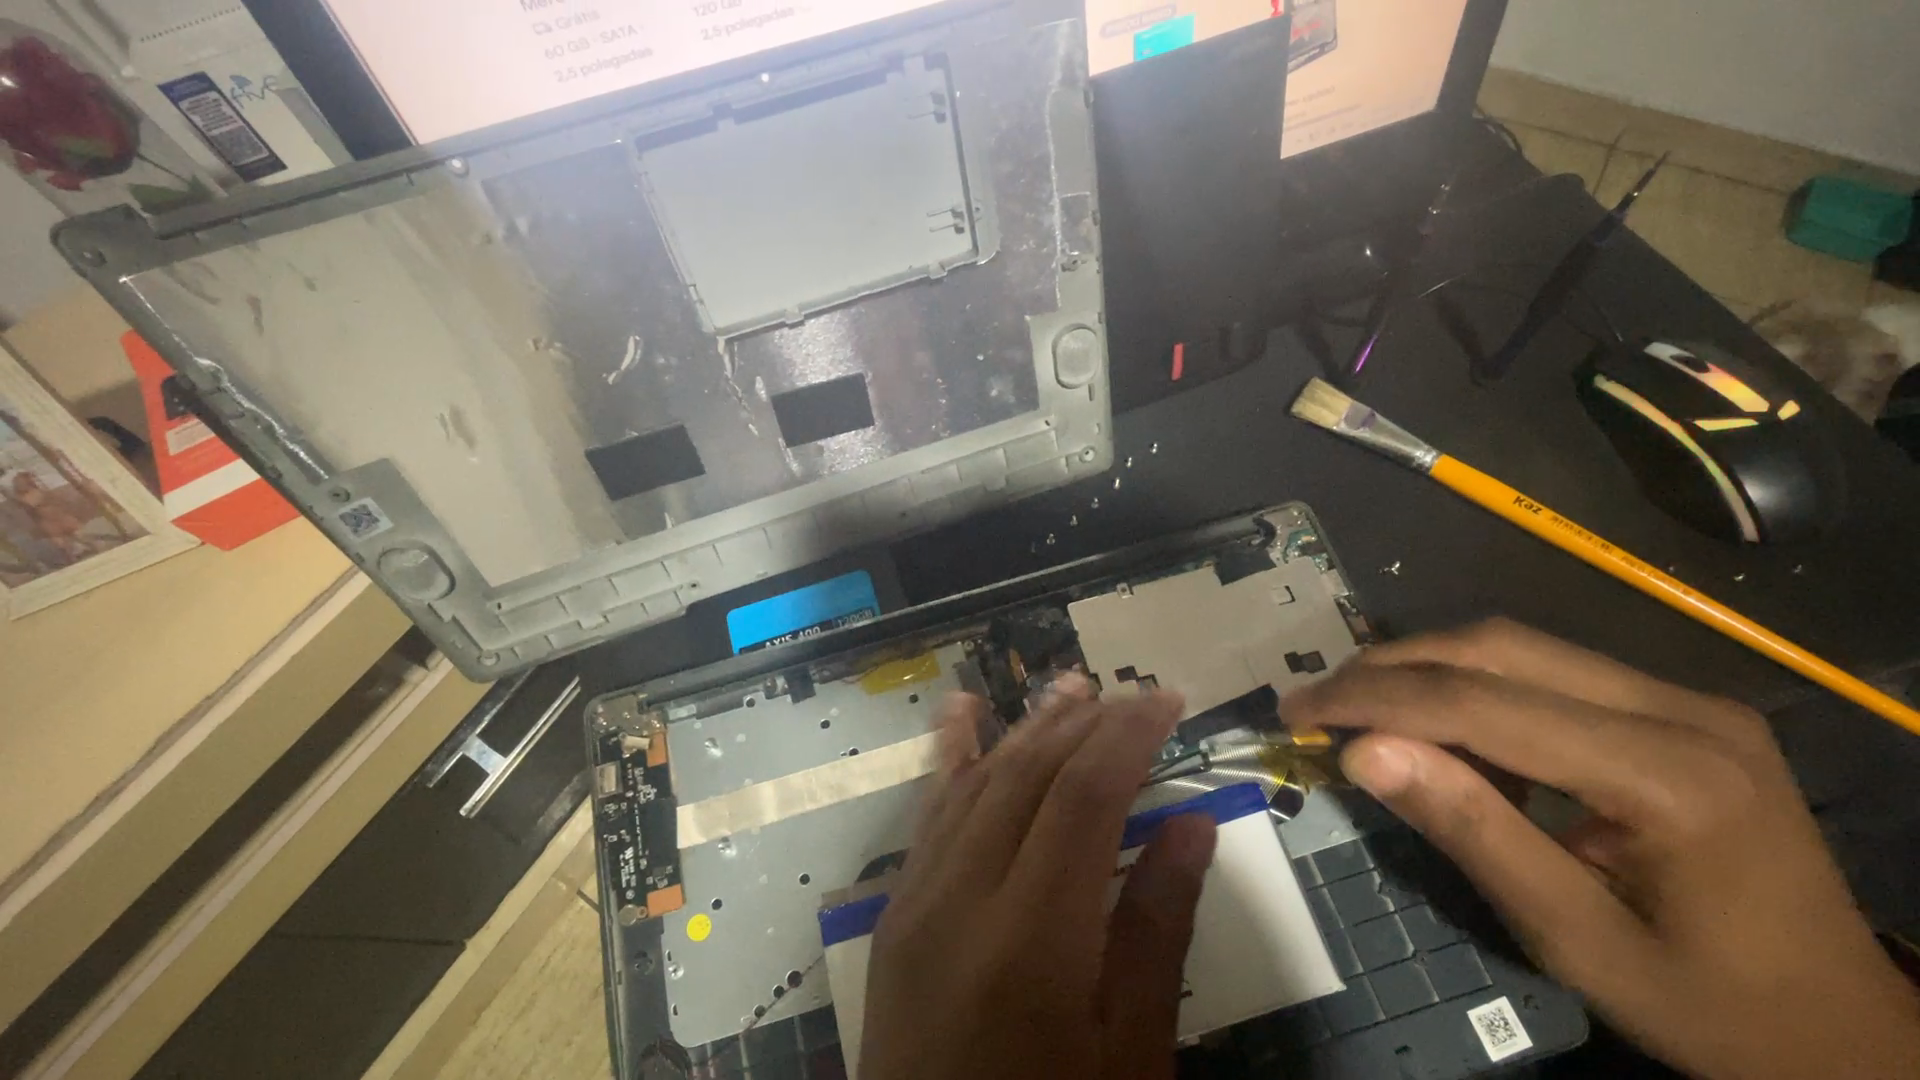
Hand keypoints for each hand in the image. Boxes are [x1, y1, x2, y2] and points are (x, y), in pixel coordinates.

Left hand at [860, 676, 1218, 1079]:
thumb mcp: (1129, 1049)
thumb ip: (1156, 928)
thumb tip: (1191, 823)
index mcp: (1032, 936)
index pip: (1082, 796)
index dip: (1127, 737)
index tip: (1166, 700)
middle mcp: (963, 895)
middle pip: (1028, 775)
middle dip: (1086, 723)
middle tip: (1134, 695)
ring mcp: (918, 896)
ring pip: (978, 781)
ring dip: (1027, 727)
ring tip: (1071, 686)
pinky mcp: (897, 908)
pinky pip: (930, 813)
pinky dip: (953, 754)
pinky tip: (961, 710)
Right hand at [1285, 619, 1919, 1079]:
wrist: (1848, 1034)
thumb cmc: (1708, 1005)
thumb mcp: (1573, 939)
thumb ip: (1470, 832)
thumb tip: (1361, 750)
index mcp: (1668, 775)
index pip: (1481, 703)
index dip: (1372, 698)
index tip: (1294, 711)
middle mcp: (1683, 710)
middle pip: (1498, 648)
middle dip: (1388, 667)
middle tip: (1313, 700)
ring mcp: (1687, 701)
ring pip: (1518, 646)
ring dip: (1423, 666)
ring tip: (1355, 702)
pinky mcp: (1679, 709)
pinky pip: (1549, 671)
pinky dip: (1470, 683)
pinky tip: (1434, 720)